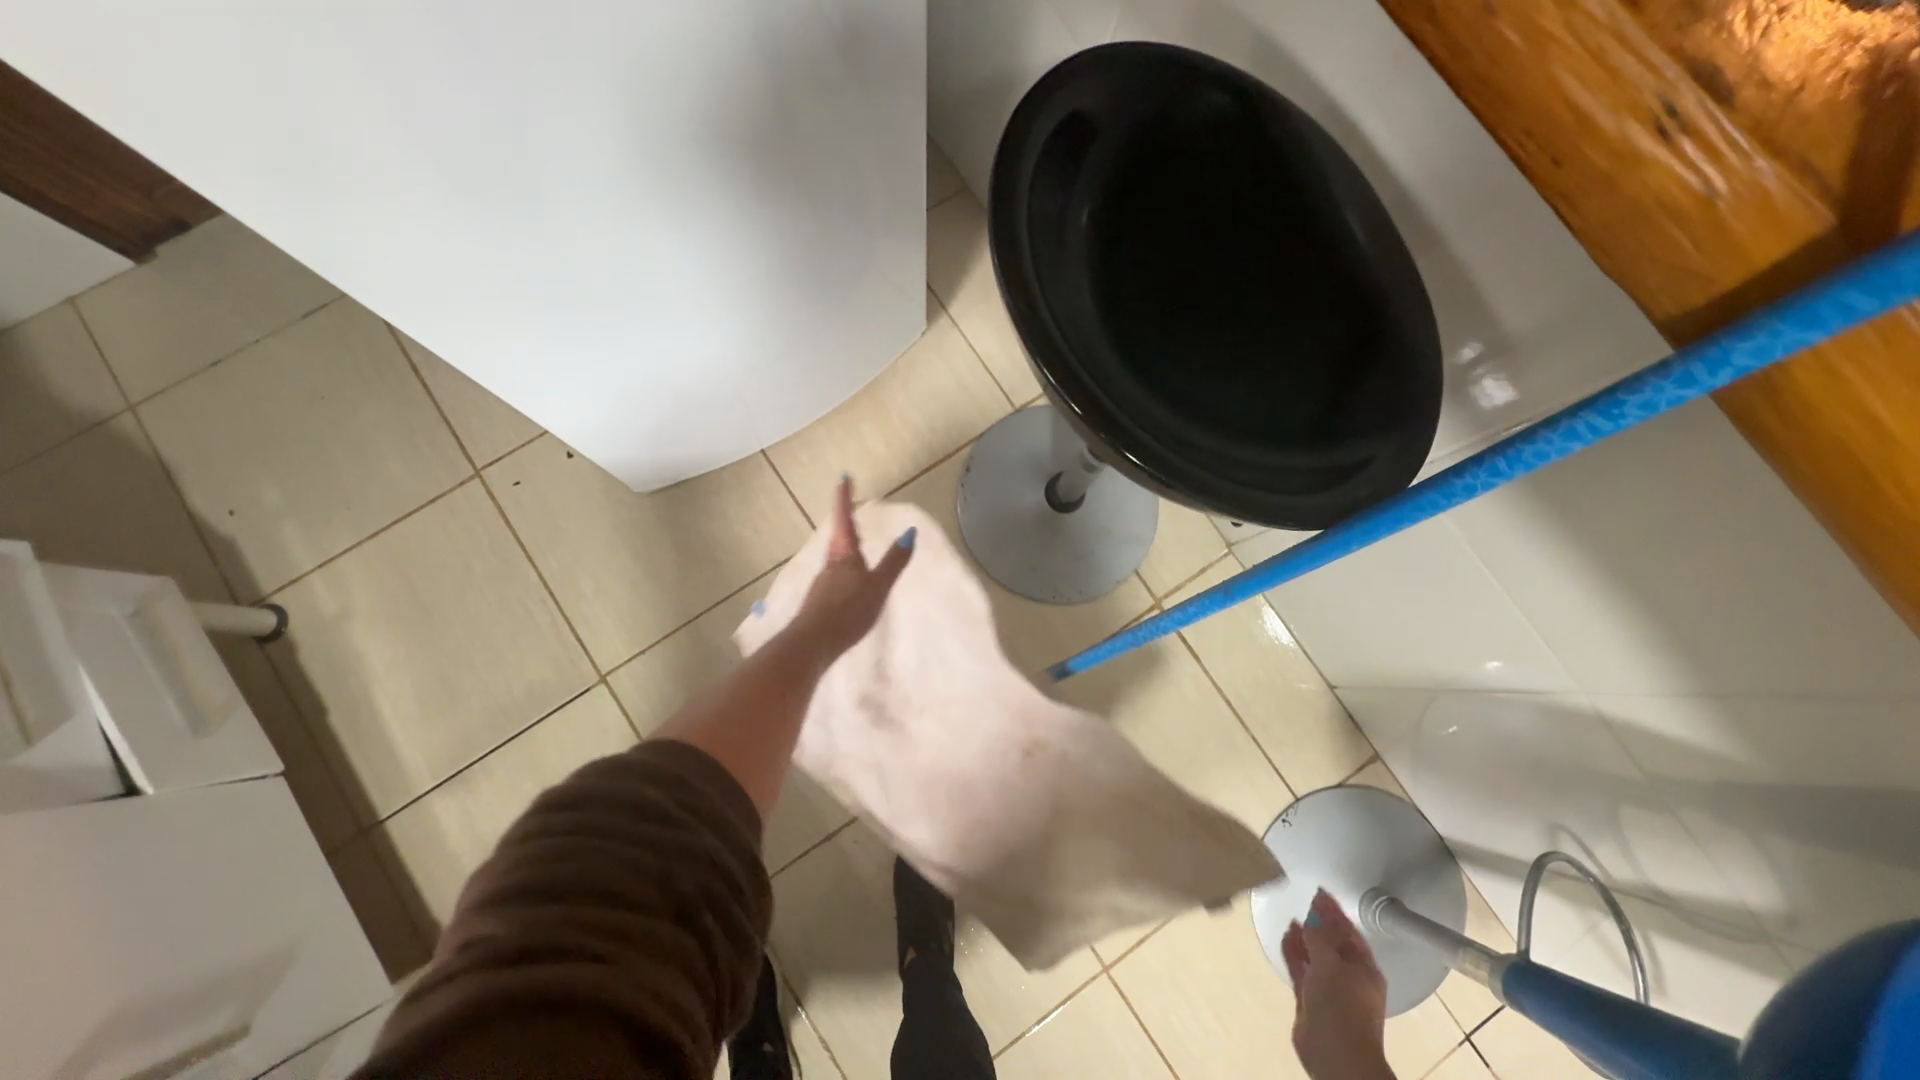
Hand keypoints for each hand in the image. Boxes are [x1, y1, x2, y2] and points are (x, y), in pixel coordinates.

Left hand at [784, 476, 913, 660]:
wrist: (812, 644)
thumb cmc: (847, 611)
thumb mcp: (877, 586)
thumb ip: (893, 562)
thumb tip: (909, 532)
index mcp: (843, 554)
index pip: (844, 519)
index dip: (844, 498)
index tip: (843, 477)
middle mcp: (829, 564)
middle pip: (838, 538)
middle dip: (845, 525)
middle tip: (850, 512)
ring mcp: (823, 584)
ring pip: (835, 559)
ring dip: (845, 550)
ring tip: (855, 548)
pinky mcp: (820, 602)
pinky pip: (835, 579)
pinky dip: (844, 573)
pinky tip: (849, 586)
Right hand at [1282, 890, 1394, 1079]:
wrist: (1336, 1055)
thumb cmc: (1342, 1006)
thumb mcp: (1332, 965)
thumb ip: (1320, 938)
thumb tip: (1314, 916)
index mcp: (1364, 968)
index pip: (1348, 932)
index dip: (1335, 912)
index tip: (1320, 892)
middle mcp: (1348, 976)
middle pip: (1332, 943)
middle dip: (1320, 923)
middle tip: (1305, 900)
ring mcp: (1328, 989)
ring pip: (1315, 956)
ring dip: (1305, 937)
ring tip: (1291, 918)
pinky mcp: (1310, 1000)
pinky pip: (1302, 969)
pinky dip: (1294, 953)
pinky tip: (1285, 937)